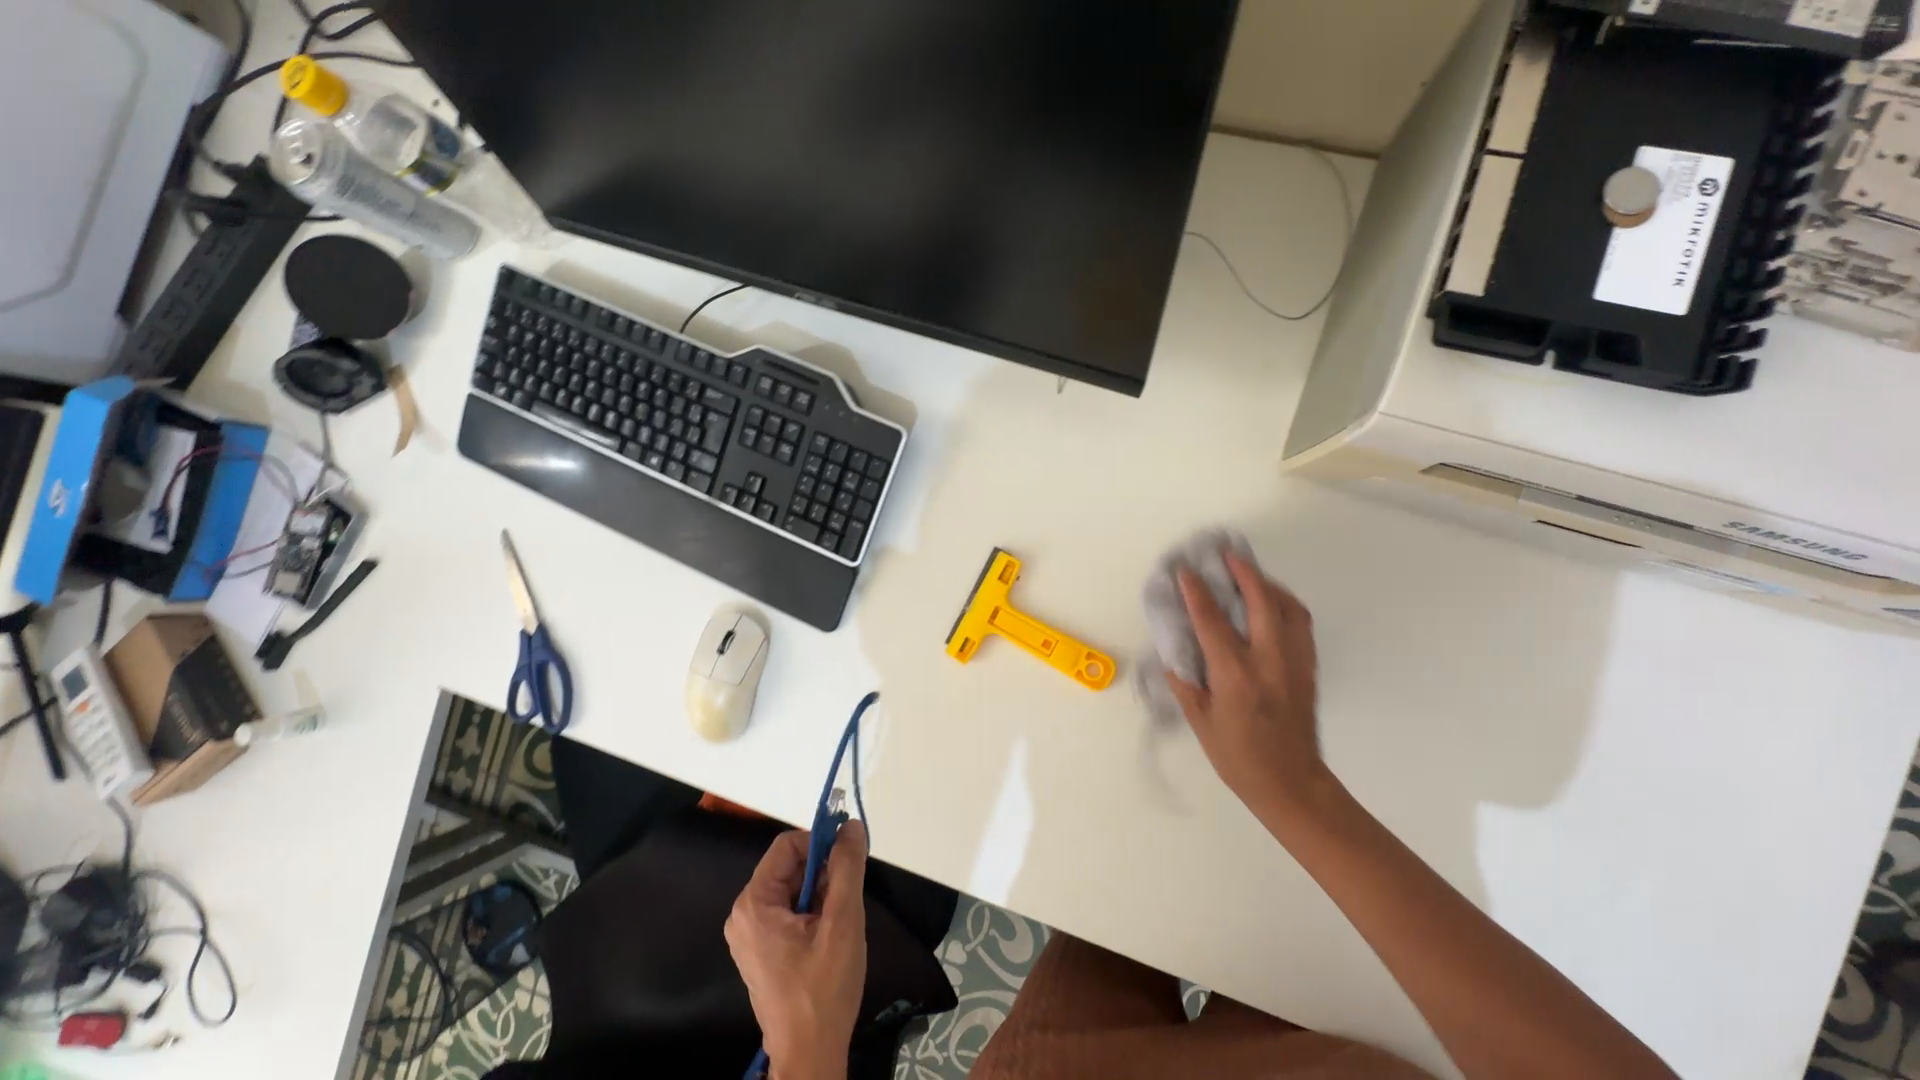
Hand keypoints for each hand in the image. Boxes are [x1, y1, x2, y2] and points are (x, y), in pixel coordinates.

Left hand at [726, 822, 868, 1079]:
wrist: (810, 1053)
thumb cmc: (824, 987)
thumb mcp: (843, 922)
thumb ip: (847, 868)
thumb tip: (851, 826)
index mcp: (754, 903)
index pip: (787, 846)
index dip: (821, 844)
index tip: (850, 859)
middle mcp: (743, 914)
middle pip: (788, 868)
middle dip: (823, 874)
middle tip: (848, 901)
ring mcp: (749, 936)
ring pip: (792, 891)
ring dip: (821, 896)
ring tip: (839, 925)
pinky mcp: (760, 952)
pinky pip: (787, 914)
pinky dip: (812, 914)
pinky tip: (829, 938)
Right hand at [1166, 550, 1328, 813]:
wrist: (1290, 782)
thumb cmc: (1239, 757)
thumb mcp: (1201, 723)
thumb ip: (1186, 684)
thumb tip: (1173, 655)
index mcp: (1235, 674)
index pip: (1212, 621)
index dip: (1197, 593)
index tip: (1186, 571)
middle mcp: (1268, 660)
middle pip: (1261, 601)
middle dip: (1244, 574)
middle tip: (1227, 556)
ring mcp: (1293, 662)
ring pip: (1288, 608)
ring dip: (1268, 585)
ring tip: (1251, 576)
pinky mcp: (1308, 668)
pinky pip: (1300, 623)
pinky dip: (1285, 605)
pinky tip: (1273, 605)